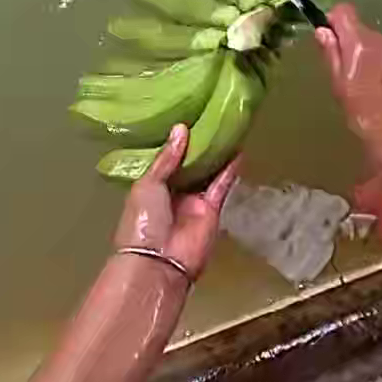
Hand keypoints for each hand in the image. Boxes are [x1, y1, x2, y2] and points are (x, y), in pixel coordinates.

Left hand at [113, 124, 241, 279]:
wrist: (159, 261)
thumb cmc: (143, 221)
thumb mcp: (147, 185)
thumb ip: (166, 158)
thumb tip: (181, 128)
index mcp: (151, 187)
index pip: (166, 160)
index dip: (176, 142)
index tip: (187, 119)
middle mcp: (174, 192)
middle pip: (190, 164)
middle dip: (199, 146)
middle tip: (210, 119)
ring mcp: (194, 200)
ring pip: (208, 172)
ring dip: (217, 154)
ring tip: (228, 128)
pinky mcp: (213, 208)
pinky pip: (222, 184)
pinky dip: (229, 169)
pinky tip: (238, 151)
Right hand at [314, 4, 381, 153]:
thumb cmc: (362, 110)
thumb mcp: (339, 83)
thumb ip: (331, 54)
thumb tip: (322, 31)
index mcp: (360, 42)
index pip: (344, 11)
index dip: (334, 21)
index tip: (329, 38)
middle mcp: (381, 40)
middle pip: (361, 29)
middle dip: (350, 41)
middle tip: (344, 68)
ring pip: (376, 43)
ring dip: (368, 53)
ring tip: (364, 81)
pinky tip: (381, 86)